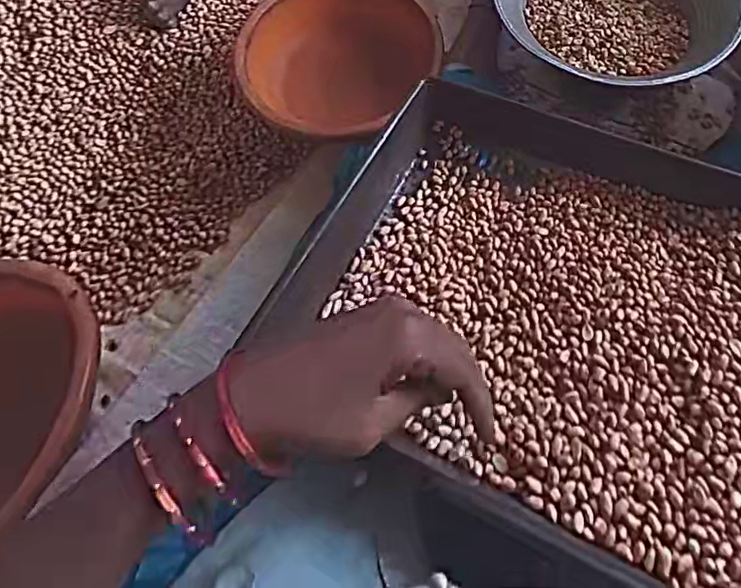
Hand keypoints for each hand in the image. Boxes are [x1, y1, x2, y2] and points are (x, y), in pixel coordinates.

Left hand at [223, 296, 496, 462]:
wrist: (251, 393)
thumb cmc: (312, 413)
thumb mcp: (371, 425)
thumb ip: (414, 404)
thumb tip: (436, 392)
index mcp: (407, 333)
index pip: (460, 366)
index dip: (480, 402)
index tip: (489, 435)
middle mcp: (401, 309)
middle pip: (452, 344)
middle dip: (466, 381)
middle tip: (477, 419)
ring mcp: (383, 306)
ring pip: (433, 336)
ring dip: (446, 367)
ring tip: (454, 404)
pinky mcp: (367, 313)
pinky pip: (411, 332)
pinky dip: (424, 356)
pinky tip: (424, 380)